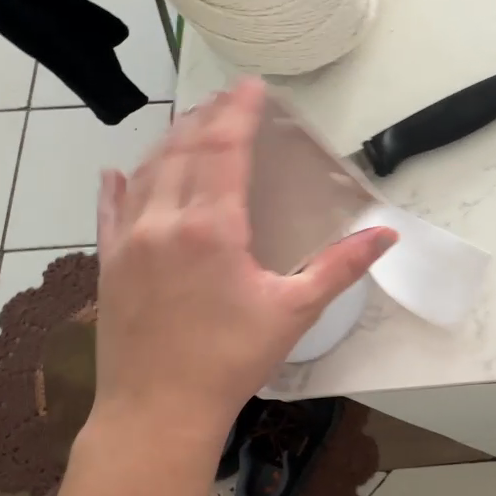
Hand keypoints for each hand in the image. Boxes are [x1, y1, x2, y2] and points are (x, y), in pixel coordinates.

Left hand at [90, 78, 395, 444]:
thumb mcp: (295, 310)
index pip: (224, 150)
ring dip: (169, 141)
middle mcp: (162, 222)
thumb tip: (386, 235)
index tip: (252, 87)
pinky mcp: (109, 264)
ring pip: (146, 172)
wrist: (158, 409)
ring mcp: (127, 241)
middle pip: (183, 150)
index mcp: (210, 228)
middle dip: (207, 118)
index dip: (239, 113)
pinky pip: (109, 211)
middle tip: (228, 97)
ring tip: (191, 121)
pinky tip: (117, 171)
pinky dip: (118, 184)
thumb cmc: (232, 359)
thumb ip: (341, 266)